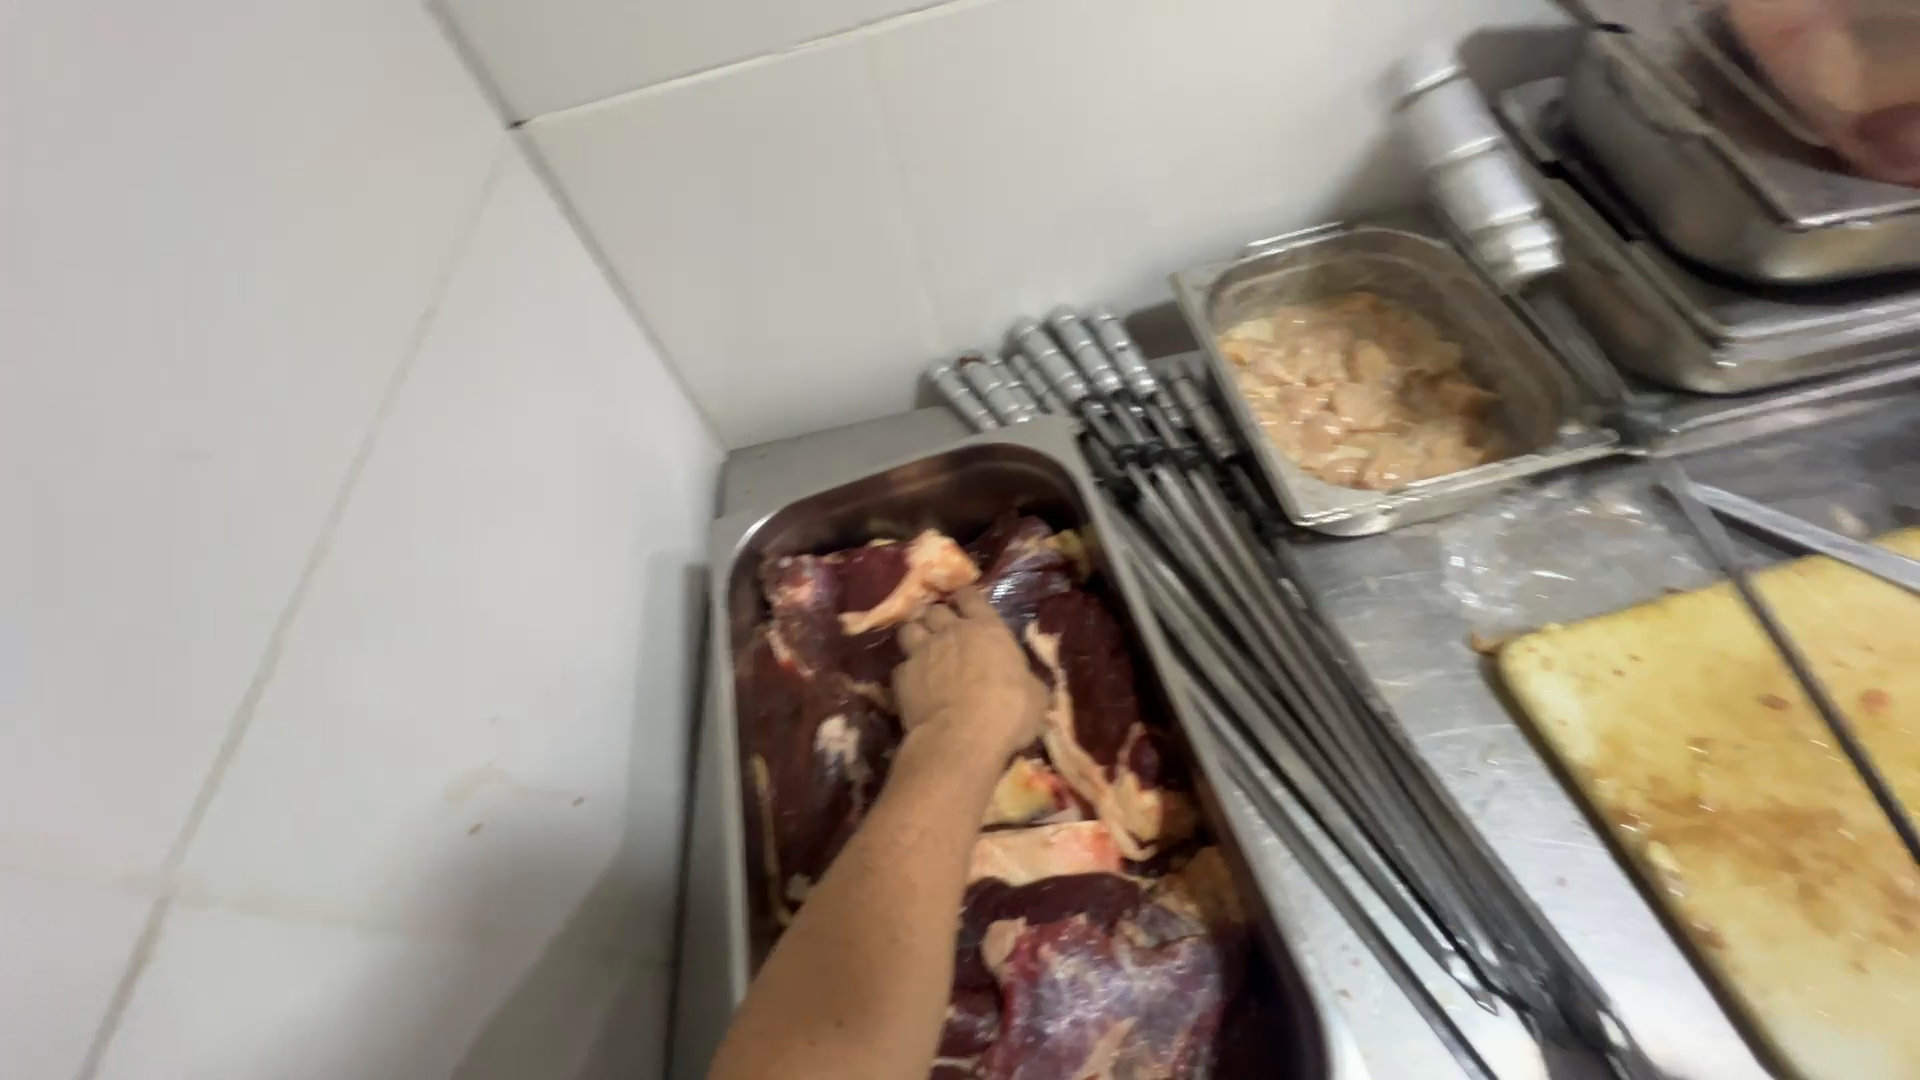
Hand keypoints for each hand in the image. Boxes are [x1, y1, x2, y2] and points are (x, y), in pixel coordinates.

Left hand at [893, 587, 1047, 762]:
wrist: (962, 739)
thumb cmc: (1008, 713)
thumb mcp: (1035, 696)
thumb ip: (1028, 681)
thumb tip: (1031, 686)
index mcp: (988, 629)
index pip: (971, 597)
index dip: (965, 597)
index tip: (964, 602)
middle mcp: (951, 631)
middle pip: (935, 609)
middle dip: (937, 616)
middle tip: (941, 629)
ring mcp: (922, 651)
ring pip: (909, 628)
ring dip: (915, 634)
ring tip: (920, 647)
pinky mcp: (901, 675)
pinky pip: (900, 665)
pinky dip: (906, 671)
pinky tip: (911, 684)